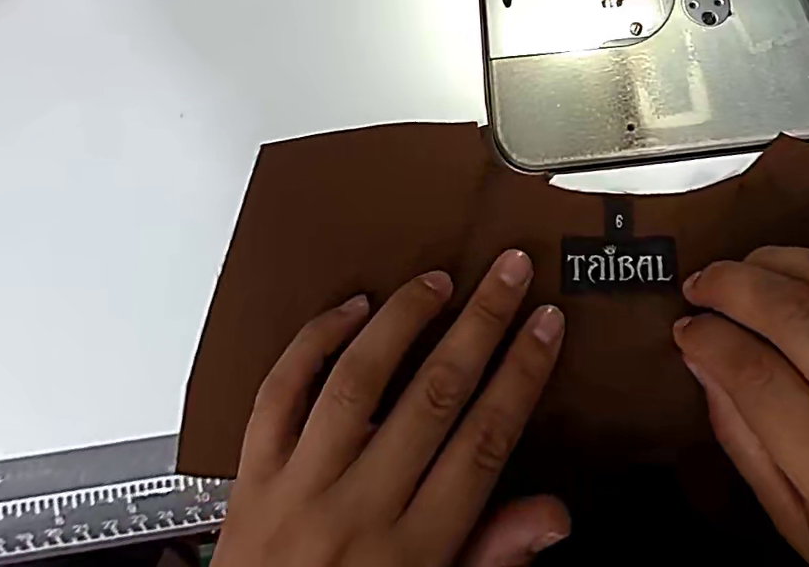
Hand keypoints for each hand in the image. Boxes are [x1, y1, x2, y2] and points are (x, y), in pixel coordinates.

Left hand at [213, 250, 569, 566]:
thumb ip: (492, 558)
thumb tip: (555, 515)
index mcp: (414, 550)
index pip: (485, 440)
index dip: (523, 372)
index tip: (546, 323)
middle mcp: (359, 509)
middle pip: (434, 393)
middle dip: (482, 321)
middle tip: (509, 270)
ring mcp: (301, 487)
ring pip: (359, 380)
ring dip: (404, 319)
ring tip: (439, 279)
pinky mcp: (254, 474)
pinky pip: (279, 394)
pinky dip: (314, 341)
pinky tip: (351, 306)